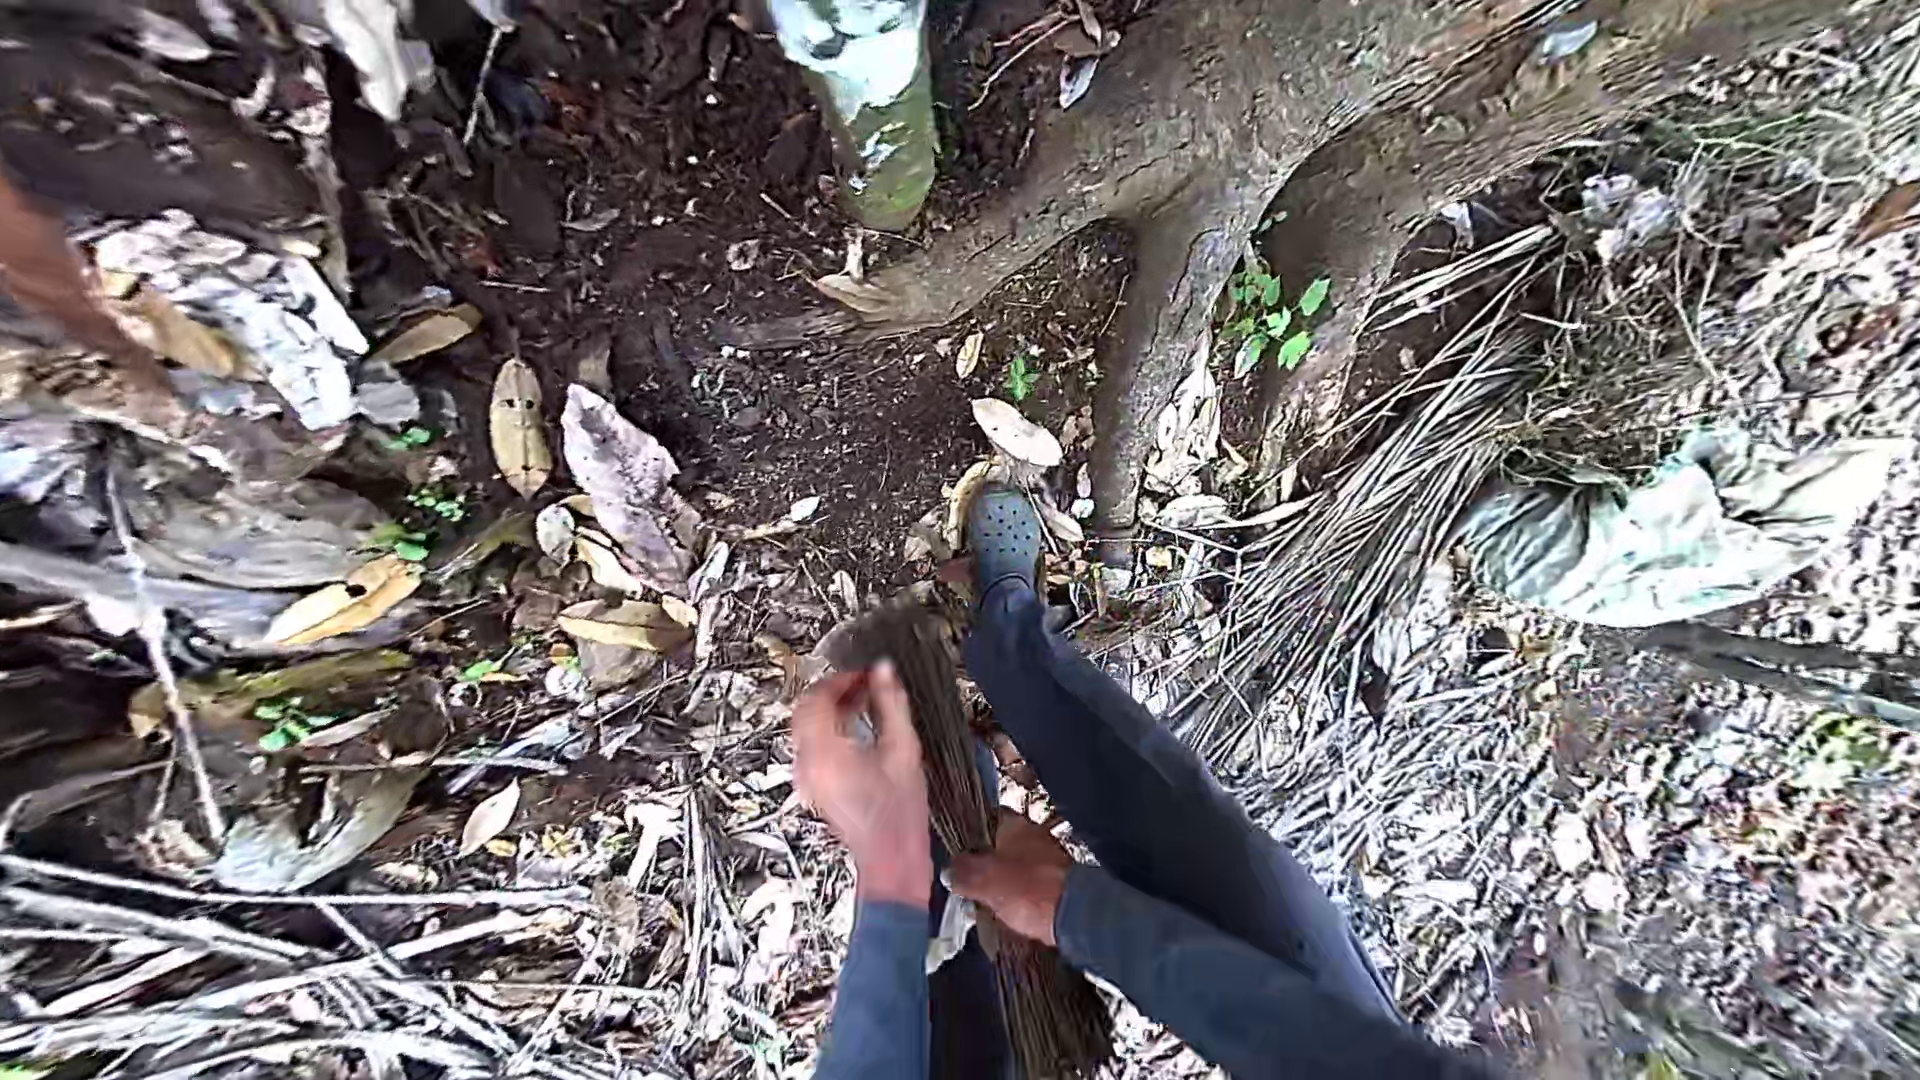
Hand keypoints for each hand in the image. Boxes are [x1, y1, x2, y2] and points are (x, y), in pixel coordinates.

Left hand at [793, 662, 931, 908]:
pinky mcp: (813, 785)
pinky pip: (812, 744)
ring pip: (806, 726)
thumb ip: (891, 703)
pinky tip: (857, 726)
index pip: (816, 699)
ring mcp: (808, 777)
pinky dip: (830, 727)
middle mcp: (808, 764)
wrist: (892, 858)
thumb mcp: (903, 748)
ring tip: (864, 701)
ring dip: (832, 708)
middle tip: (863, 684)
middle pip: (806, 710)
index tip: (863, 674)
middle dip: (834, 691)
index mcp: (826, 752)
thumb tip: (884, 671)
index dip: (839, 679)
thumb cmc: (899, 813)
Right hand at [949, 809, 1072, 945]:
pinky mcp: (1059, 878)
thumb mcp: (985, 881)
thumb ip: (964, 873)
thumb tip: (948, 870)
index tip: (956, 852)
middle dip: (985, 860)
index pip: (985, 819)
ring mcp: (1048, 854)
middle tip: (967, 880)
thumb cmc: (1027, 890)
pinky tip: (1009, 907)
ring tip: (985, 897)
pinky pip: (1030, 881)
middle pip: (1000, 843)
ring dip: (1003, 877)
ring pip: (1016, 862)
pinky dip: (1020, 891)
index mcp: (1013, 824)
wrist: (1077, 914)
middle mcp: (1032, 832)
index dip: (969, 835)